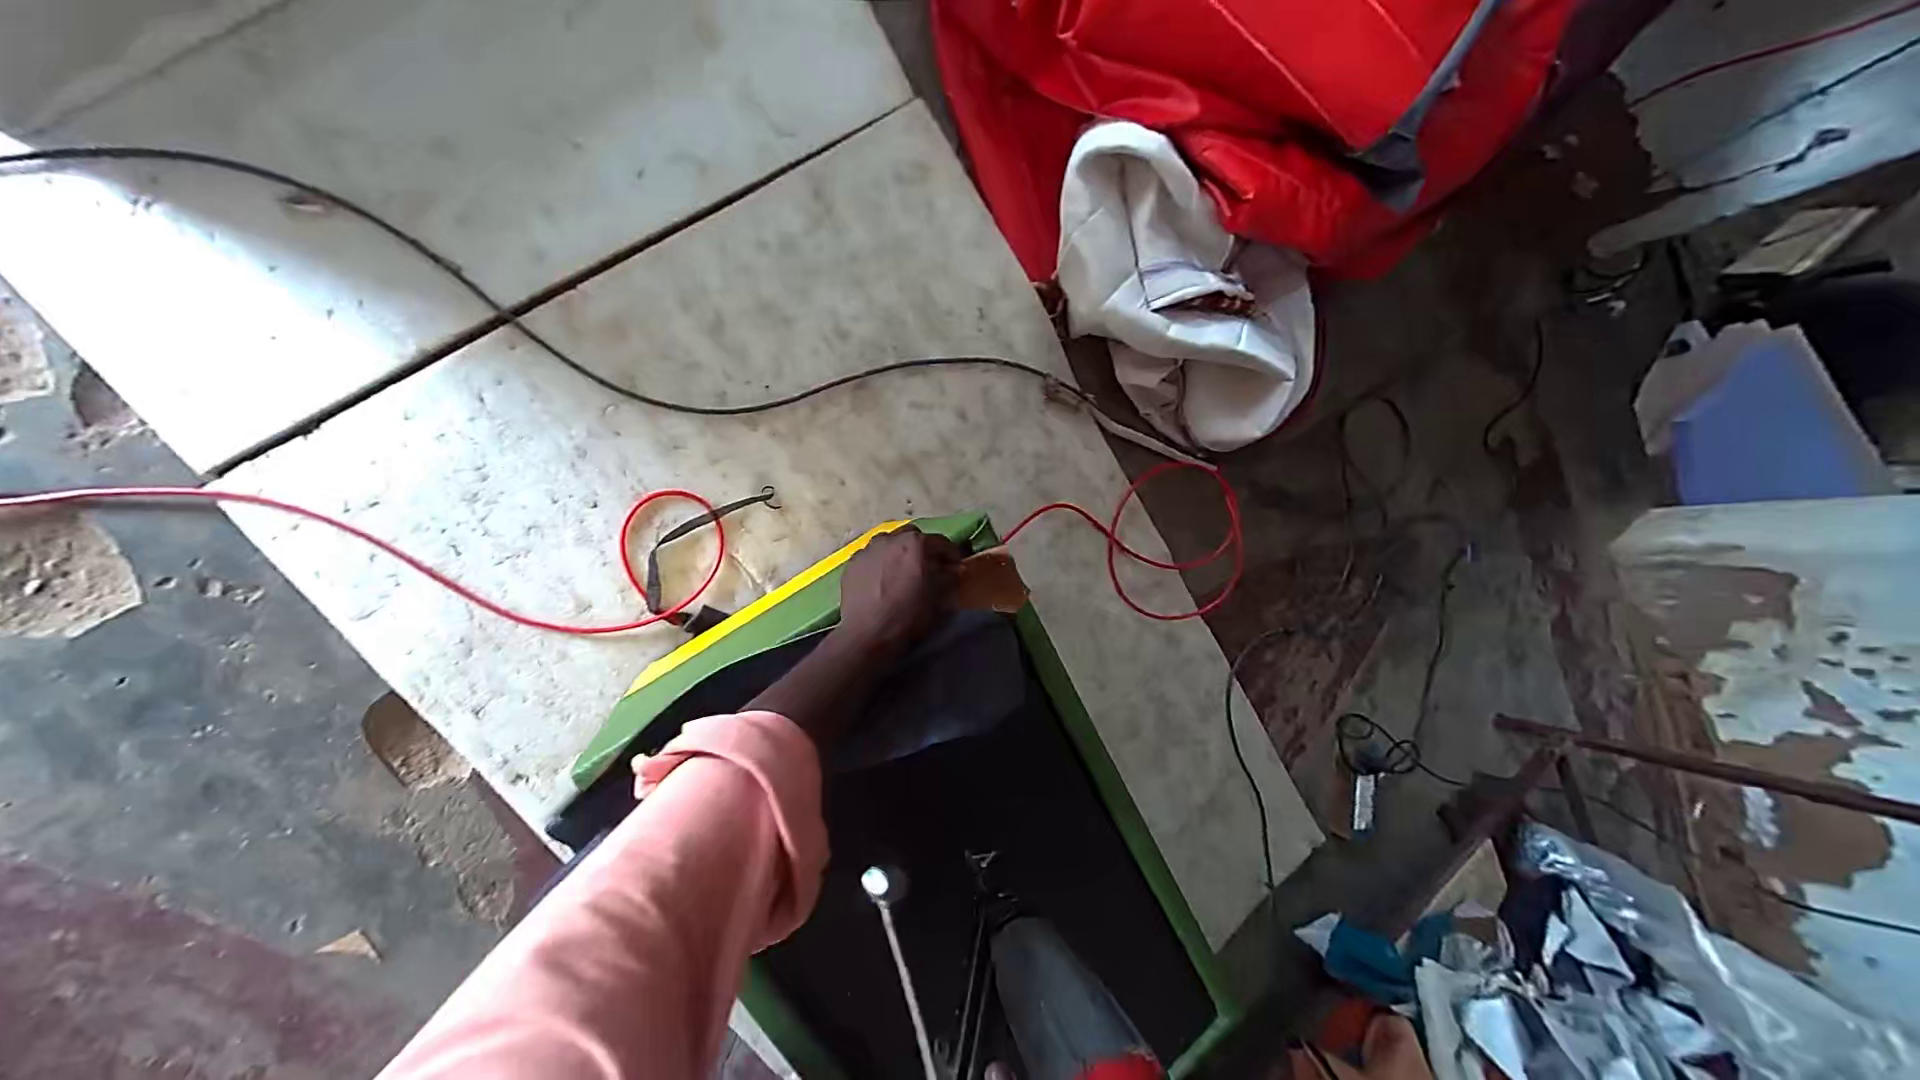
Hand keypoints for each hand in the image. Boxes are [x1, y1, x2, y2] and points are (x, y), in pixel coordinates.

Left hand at [833, 526, 963, 657]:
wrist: (866, 634)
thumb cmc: (906, 616)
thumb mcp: (936, 599)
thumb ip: (947, 578)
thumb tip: (955, 569)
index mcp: (914, 543)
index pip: (940, 542)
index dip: (951, 554)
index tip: (956, 564)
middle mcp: (889, 539)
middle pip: (911, 536)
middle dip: (922, 548)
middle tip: (929, 565)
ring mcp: (867, 549)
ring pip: (888, 543)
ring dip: (899, 552)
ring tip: (902, 570)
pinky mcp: (852, 563)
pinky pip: (872, 556)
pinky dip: (881, 562)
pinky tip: (882, 578)